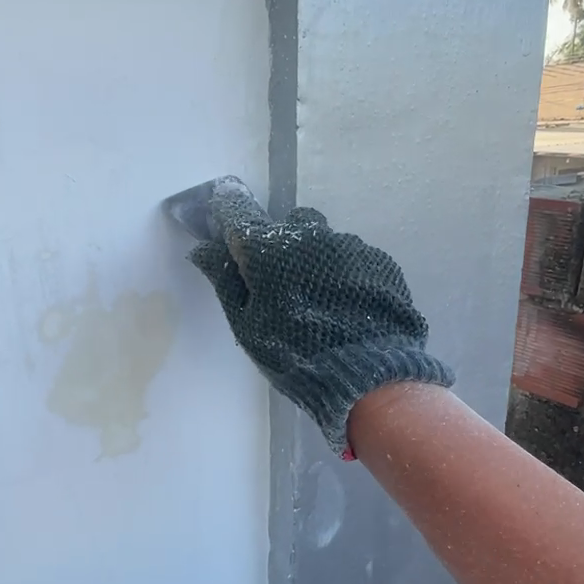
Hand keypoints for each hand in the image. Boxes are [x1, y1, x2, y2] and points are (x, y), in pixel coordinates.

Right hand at [188, 181, 451, 453]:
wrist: (367, 374)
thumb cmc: (292, 352)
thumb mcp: (246, 324)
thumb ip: (225, 280)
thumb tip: (203, 248)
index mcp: (266, 248)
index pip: (237, 210)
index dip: (226, 208)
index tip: (222, 211)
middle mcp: (308, 234)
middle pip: (289, 225)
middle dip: (282, 245)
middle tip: (282, 283)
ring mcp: (348, 245)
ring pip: (324, 243)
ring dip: (316, 262)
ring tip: (320, 303)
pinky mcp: (380, 262)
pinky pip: (353, 260)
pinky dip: (345, 276)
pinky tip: (347, 308)